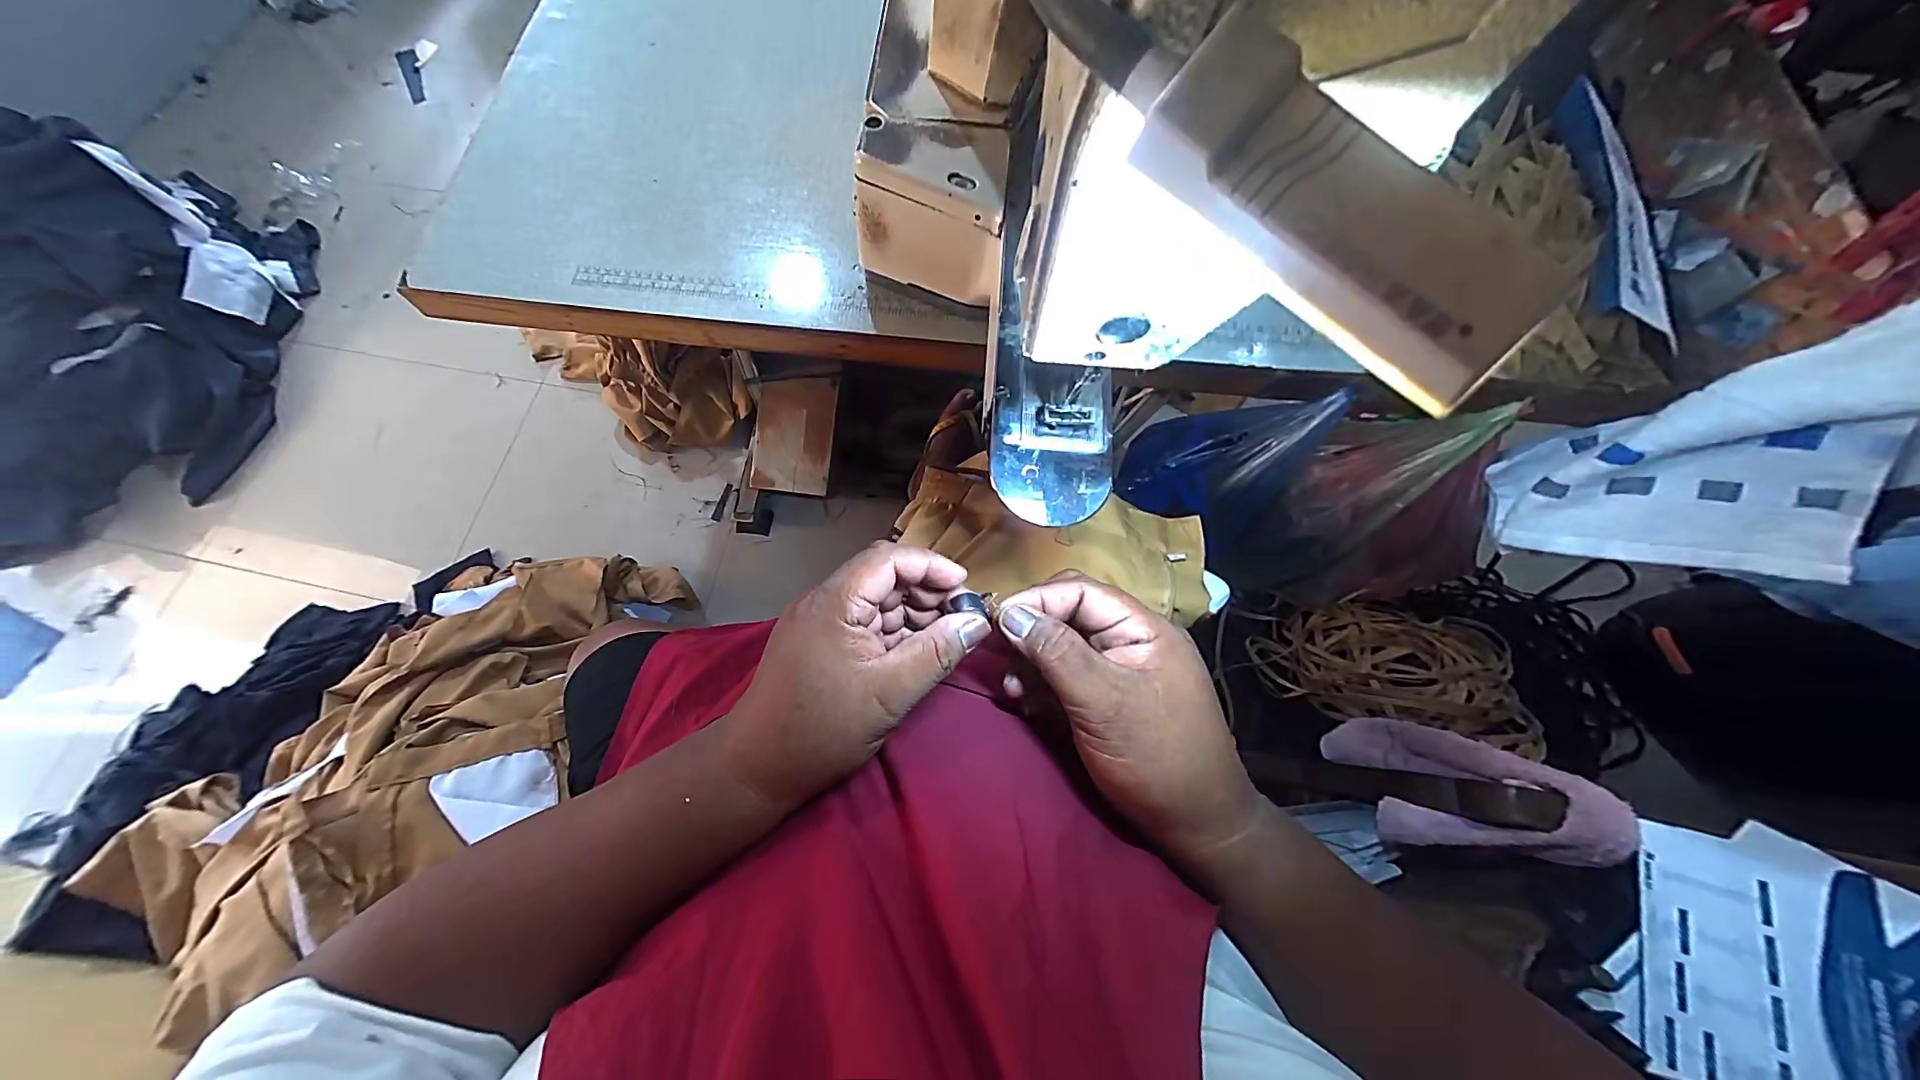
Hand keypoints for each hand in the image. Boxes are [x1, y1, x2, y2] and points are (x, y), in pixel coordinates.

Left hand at [721, 542, 991, 808]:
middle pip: (884, 576)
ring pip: (877, 601)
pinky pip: (866, 624)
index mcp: (835, 602)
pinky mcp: (820, 643)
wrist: (756, 769)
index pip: (889, 558)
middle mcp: (825, 601)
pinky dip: (895, 633)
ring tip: (946, 638)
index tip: (966, 588)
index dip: (931, 566)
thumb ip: (937, 653)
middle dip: (927, 591)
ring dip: (914, 613)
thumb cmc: (821, 730)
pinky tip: (918, 651)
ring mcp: (820, 622)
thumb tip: (977, 622)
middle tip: (961, 619)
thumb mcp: (890, 693)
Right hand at [995, 573, 1263, 872]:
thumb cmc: (1156, 759)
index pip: (1081, 592)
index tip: (997, 623)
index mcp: (1142, 628)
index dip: (1037, 600)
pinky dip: (1042, 684)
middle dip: (1030, 632)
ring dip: (1031, 662)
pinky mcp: (1106, 699)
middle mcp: (1130, 641)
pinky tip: (1026, 702)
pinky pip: (1066, 676)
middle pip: (1069, 615)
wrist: (1196, 826)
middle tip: (998, 656)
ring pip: (1062, 646)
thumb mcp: (1104, 703)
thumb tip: (1010, 614)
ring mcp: (1118, 670)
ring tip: (1012, 689)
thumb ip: (1057, 654)